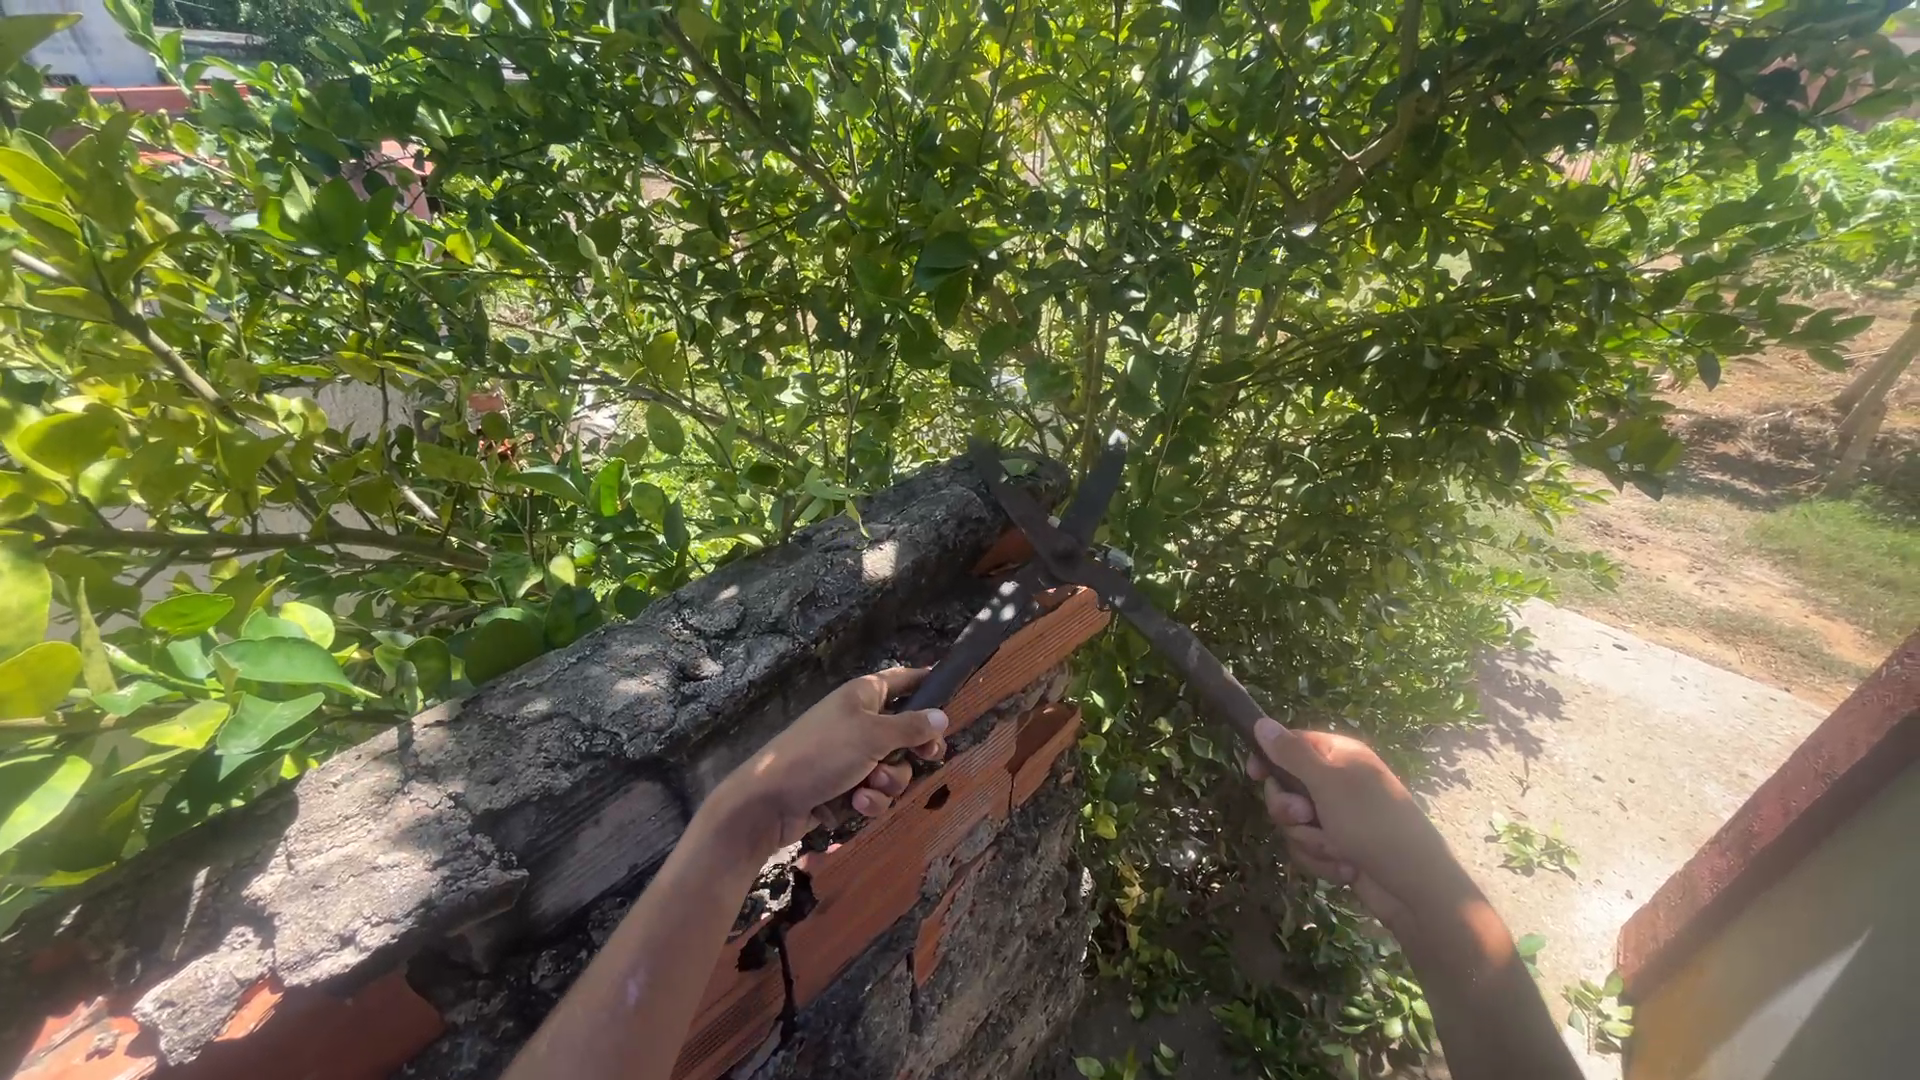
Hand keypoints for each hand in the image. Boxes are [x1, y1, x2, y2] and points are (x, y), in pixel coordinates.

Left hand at [711, 667, 948, 854]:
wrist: (768, 803)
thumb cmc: (821, 754)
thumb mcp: (872, 736)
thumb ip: (912, 727)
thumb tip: (943, 715)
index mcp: (863, 695)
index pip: (902, 680)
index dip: (926, 683)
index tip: (951, 690)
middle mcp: (858, 721)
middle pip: (906, 733)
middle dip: (912, 753)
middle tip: (928, 756)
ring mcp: (850, 756)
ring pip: (892, 769)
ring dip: (887, 782)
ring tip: (867, 787)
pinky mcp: (843, 788)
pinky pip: (873, 793)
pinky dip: (867, 801)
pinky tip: (853, 805)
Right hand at [1246, 718, 1472, 933]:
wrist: (1416, 889)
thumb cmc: (1373, 824)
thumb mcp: (1328, 783)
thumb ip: (1291, 753)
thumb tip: (1261, 723)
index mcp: (1339, 756)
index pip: (1291, 744)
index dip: (1269, 759)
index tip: (1255, 775)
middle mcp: (1337, 782)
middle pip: (1285, 787)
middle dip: (1290, 810)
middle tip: (1306, 818)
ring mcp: (1338, 816)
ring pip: (1293, 822)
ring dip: (1309, 840)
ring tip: (1336, 849)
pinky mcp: (1338, 846)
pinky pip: (1308, 848)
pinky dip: (1322, 860)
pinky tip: (1346, 867)